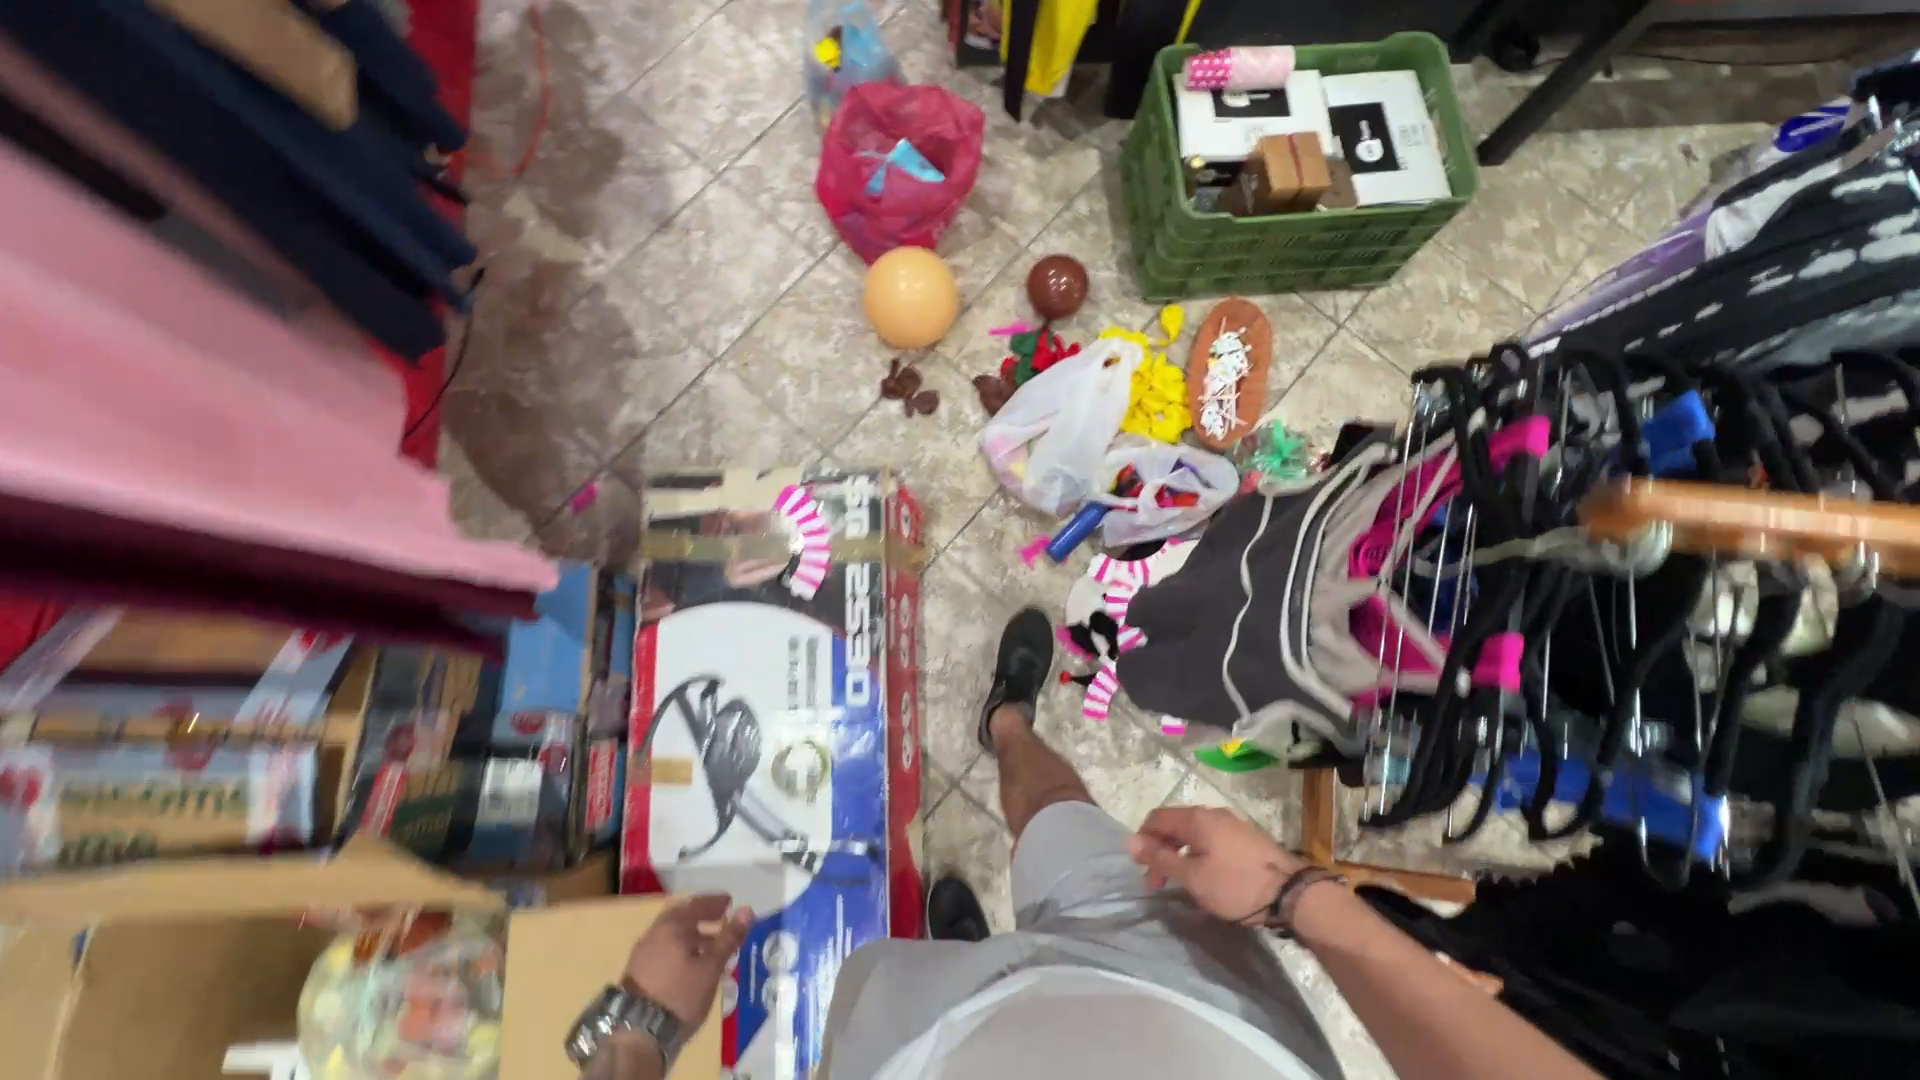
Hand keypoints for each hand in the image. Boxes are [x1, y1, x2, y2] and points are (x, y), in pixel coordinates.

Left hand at [622, 894, 753, 1027]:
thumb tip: (746, 910)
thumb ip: (729, 938)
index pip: (697, 904)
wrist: (637, 1035)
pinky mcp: (636, 973)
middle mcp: (654, 934)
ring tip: (711, 947)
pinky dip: (679, 950)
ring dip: (692, 936)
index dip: (715, 902)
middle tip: (720, 920)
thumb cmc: (680, 996)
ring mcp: (642, 954)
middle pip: (681, 918)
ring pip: (671, 936)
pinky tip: (690, 966)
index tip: (730, 902)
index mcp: (672, 926)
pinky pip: (663, 950)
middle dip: (702, 917)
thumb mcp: (711, 968)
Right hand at [1129, 806, 1305, 924]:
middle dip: (1161, 851)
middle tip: (1158, 883)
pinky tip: (1205, 877)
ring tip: (1181, 882)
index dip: (1143, 841)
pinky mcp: (1247, 839)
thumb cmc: (1236, 885)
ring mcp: (1233, 825)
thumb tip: (1129, 841)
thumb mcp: (1192, 876)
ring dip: (1181, 856)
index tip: (1143, 870)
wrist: (1292, 894)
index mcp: (1196, 818)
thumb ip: (1161, 858)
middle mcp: (1213, 814)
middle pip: (1176, 826)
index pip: (1156, 818)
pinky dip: (1200, 856)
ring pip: (1195, 835)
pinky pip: (1212, 841)